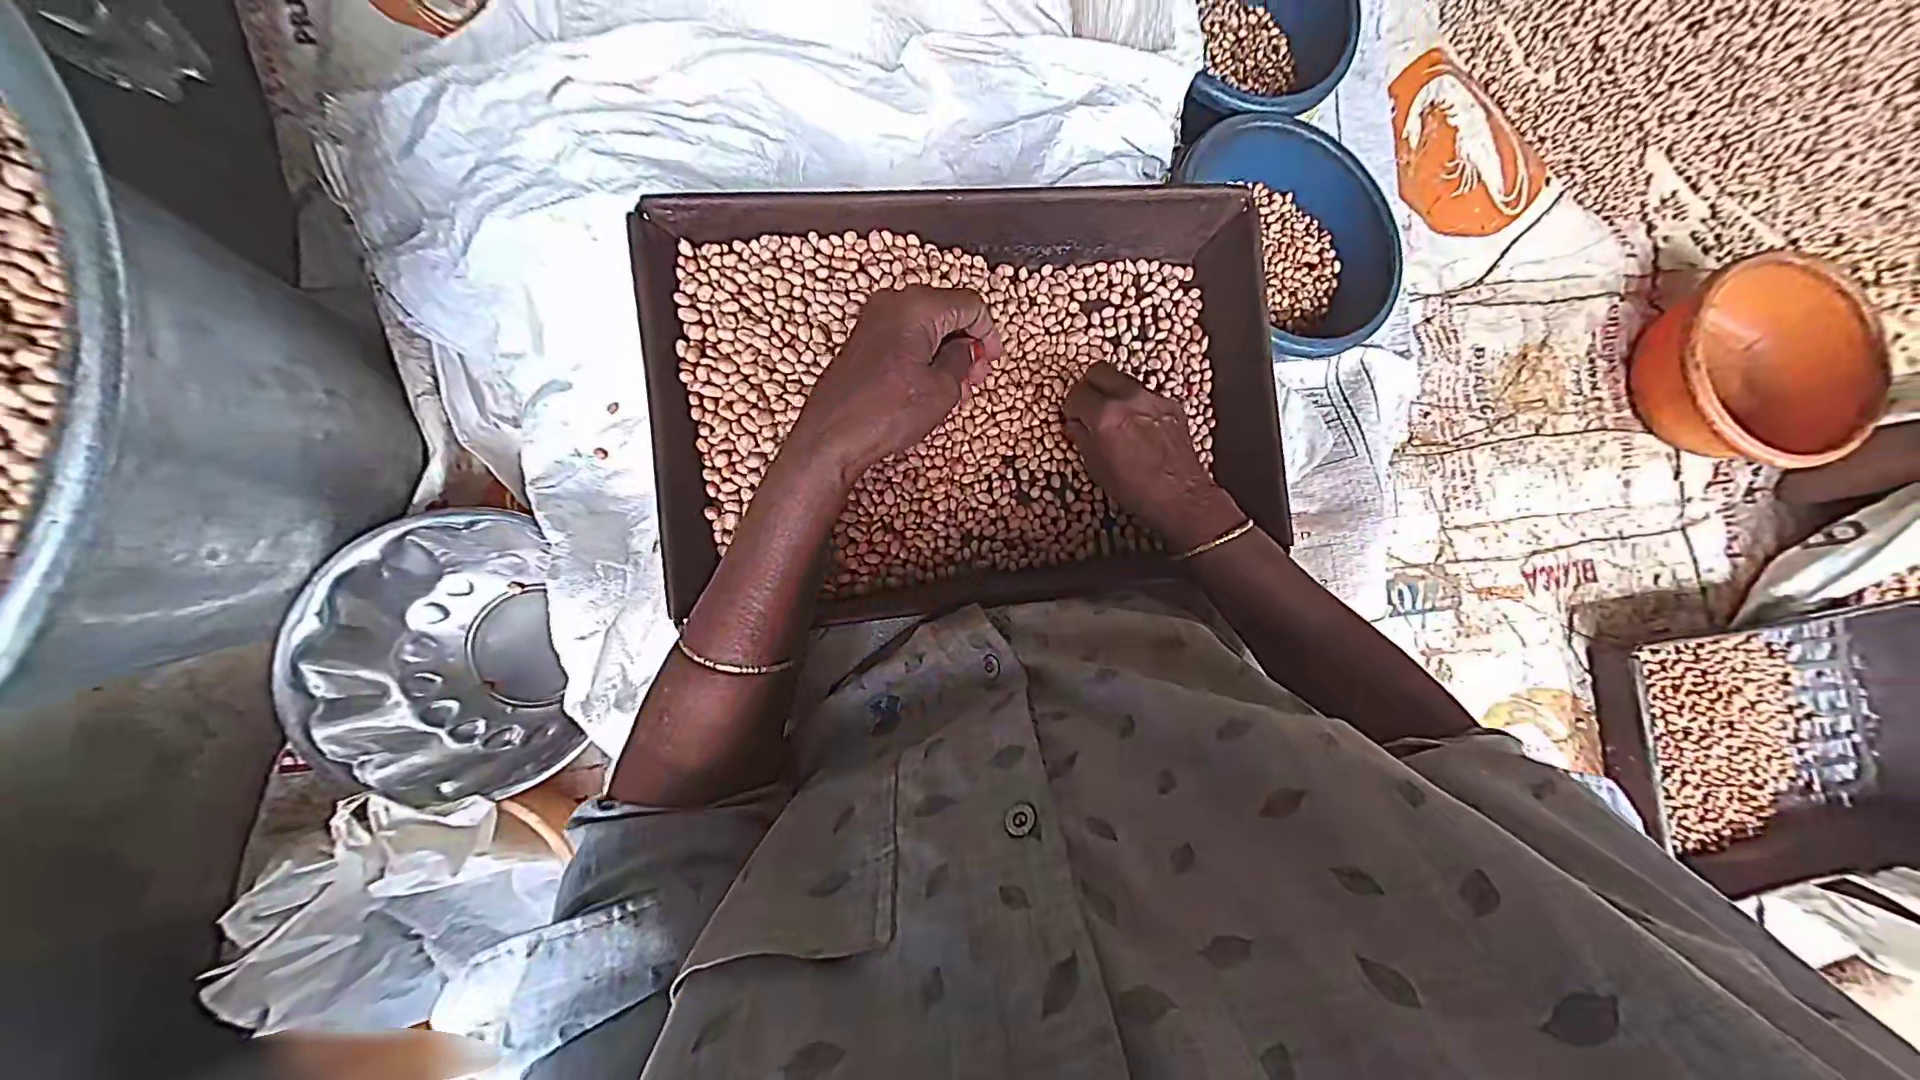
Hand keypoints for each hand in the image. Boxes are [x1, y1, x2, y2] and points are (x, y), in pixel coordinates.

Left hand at [784, 285, 1002, 485]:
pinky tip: (928, 388)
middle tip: (975, 378)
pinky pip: (904, 339)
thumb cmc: (881, 414)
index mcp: (917, 306)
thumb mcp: (942, 389)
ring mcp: (873, 321)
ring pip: (926, 327)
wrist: (831, 437)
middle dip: (967, 345)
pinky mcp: (863, 342)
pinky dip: (923, 357)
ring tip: (954, 390)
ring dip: (946, 354)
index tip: (992, 359)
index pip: (971, 305)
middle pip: (947, 312)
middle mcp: (892, 304)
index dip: (988, 334)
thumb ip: (962, 360)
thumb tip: (967, 350)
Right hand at [1062, 362, 1241, 550]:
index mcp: (1105, 415)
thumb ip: (1081, 437)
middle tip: (1087, 407)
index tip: (1072, 417)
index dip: (1070, 407)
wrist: (1178, 495)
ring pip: (1123, 380)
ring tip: (1112, 418)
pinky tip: (1136, 427)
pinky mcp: (1170, 405)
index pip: (1077, 393)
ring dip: (1112, 394)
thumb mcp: (1095, 466)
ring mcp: (1153, 399)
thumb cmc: (1134, 487)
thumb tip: (1074, 424)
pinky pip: (1145, 395)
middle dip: (1088, 387)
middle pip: (1099, 371)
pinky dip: (1135, 405)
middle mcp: (1129, 399)